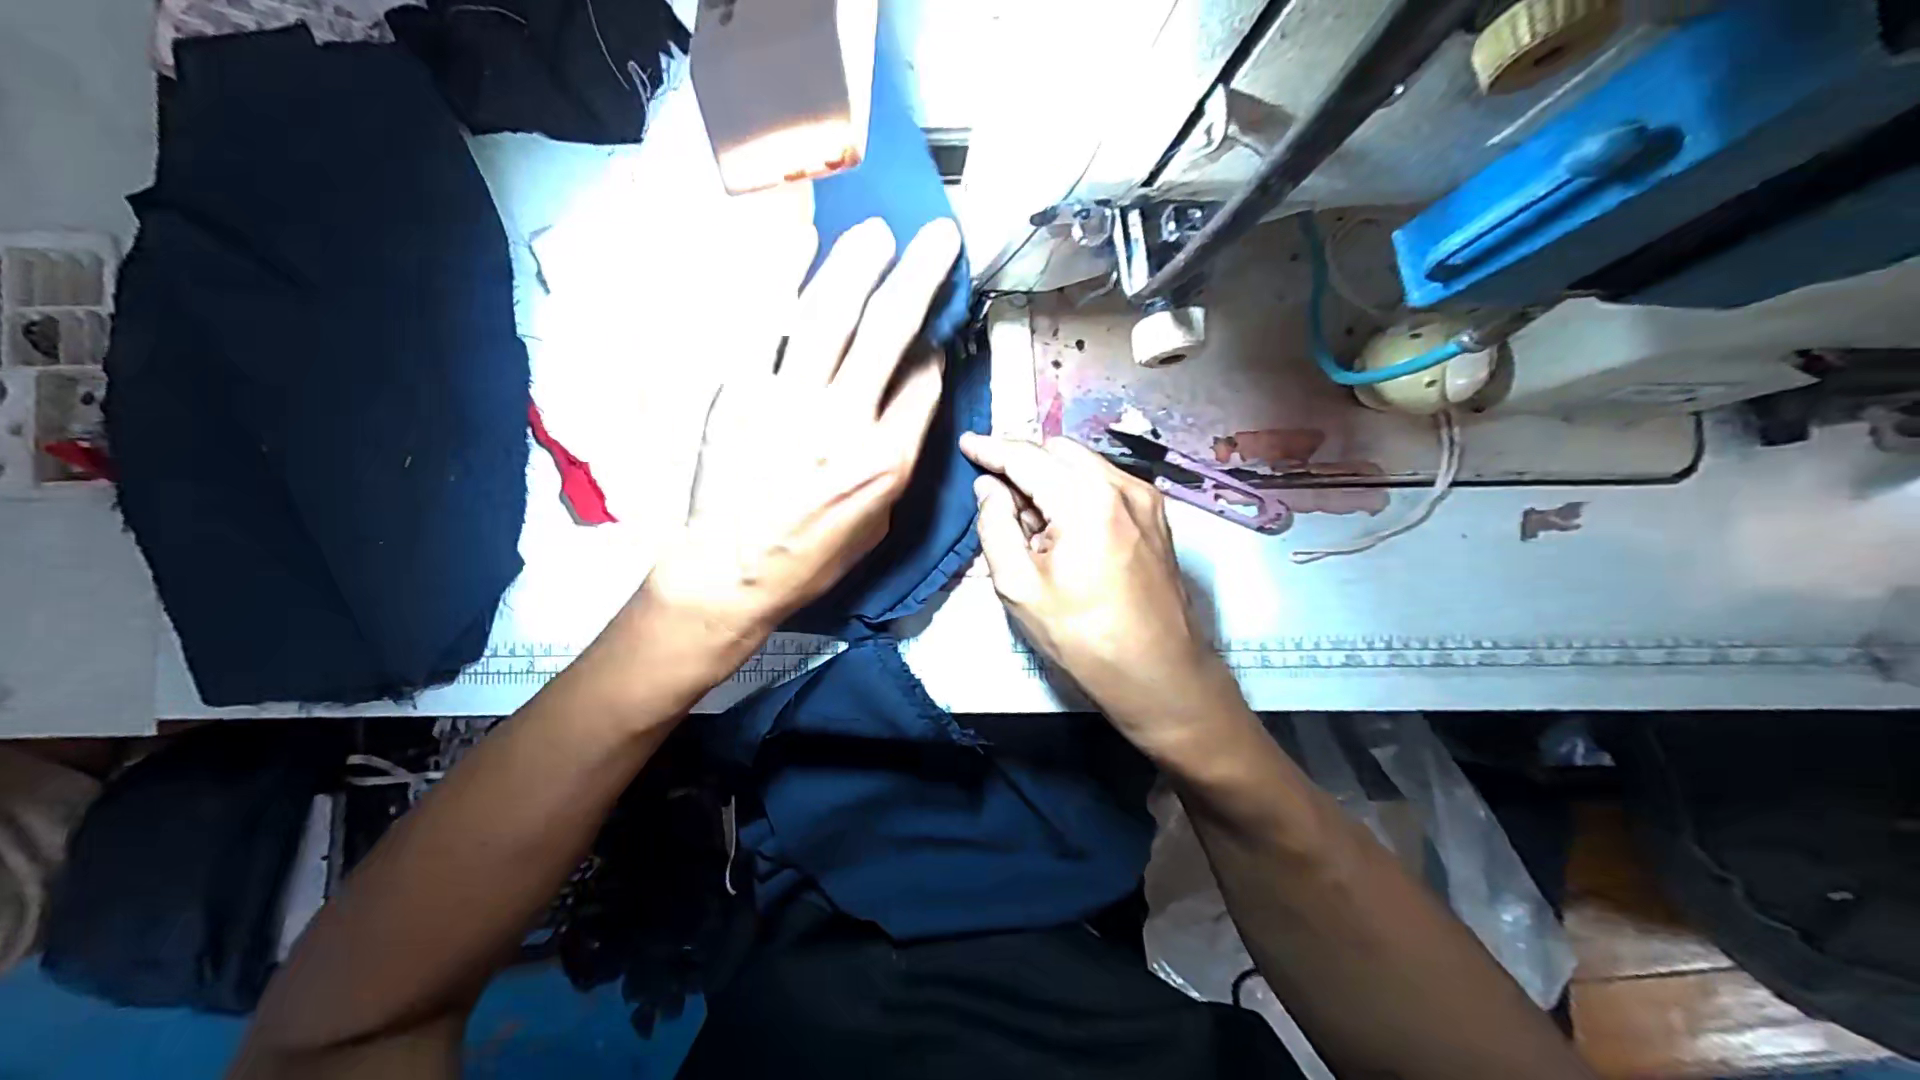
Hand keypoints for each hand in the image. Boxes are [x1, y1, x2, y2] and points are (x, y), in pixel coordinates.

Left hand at [642, 217, 962, 657]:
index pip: (923, 384)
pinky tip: (797, 242)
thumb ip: (897, 460)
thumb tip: (907, 401)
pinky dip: (779, 278)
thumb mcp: (878, 525)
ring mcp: (786, 404)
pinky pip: (761, 326)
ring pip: (827, 317)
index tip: (935, 334)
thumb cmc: (809, 560)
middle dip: (918, 278)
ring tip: (877, 232)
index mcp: (884, 463)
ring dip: (856, 266)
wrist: (729, 575)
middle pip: (887, 334)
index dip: (934, 351)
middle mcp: (841, 425)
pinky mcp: (738, 395)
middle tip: (938, 238)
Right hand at [959, 433, 1246, 759]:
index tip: (966, 443)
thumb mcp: (1019, 587)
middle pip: (1058, 451)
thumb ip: (995, 526)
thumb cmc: (1083, 637)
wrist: (1159, 674)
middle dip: (1024, 465)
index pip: (1028, 456)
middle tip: (1001, 504)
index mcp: (1086, 499)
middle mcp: (1121, 485)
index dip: (991, 448)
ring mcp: (1146, 498)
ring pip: (1083, 464)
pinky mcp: (1157, 516)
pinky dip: (1077, 491)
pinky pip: (1105, 483)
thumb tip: (989, 488)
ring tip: (1035, 528)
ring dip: (1050, 479)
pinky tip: (1067, 532)